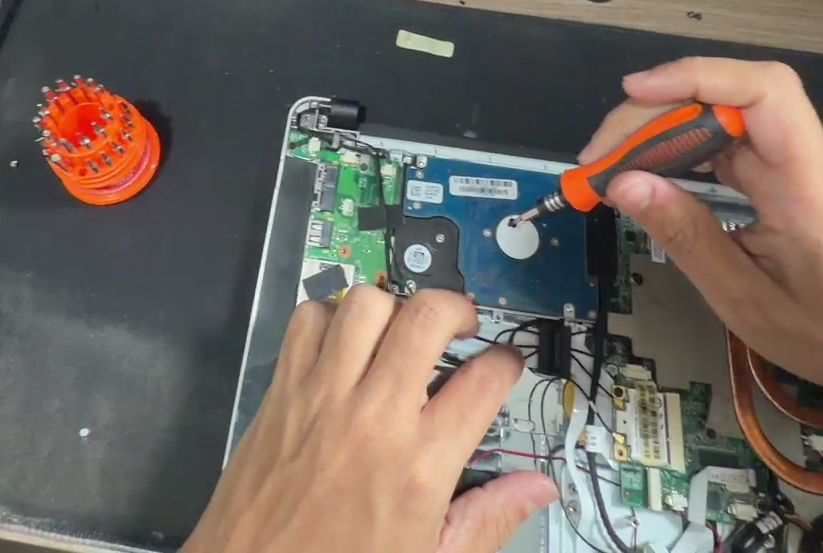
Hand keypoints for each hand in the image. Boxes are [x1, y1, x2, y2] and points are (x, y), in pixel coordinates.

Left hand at [185, 286, 555, 552]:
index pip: (482, 382)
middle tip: (459, 325)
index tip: (504, 361)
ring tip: (398, 331)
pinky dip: (329, 316)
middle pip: (426, 317)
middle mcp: (375, 414)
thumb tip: (538, 486)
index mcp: (420, 465)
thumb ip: (488, 520)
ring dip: (391, 306)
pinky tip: (342, 342)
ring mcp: (324, 394)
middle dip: (455, 307)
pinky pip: (308, 319)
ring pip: (366, 303)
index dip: (505, 362)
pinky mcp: (283, 388)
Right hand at [581, 58, 822, 411]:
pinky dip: (678, 151)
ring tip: (610, 168)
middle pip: (722, 99)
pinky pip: (724, 144)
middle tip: (597, 161)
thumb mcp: (750, 302)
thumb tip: (622, 183)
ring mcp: (792, 162)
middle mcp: (803, 156)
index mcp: (807, 182)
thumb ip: (687, 237)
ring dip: (657, 132)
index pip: (763, 91)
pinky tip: (649, 174)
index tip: (632, 91)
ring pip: (717, 117)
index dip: (695, 77)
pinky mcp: (783, 174)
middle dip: (650, 116)